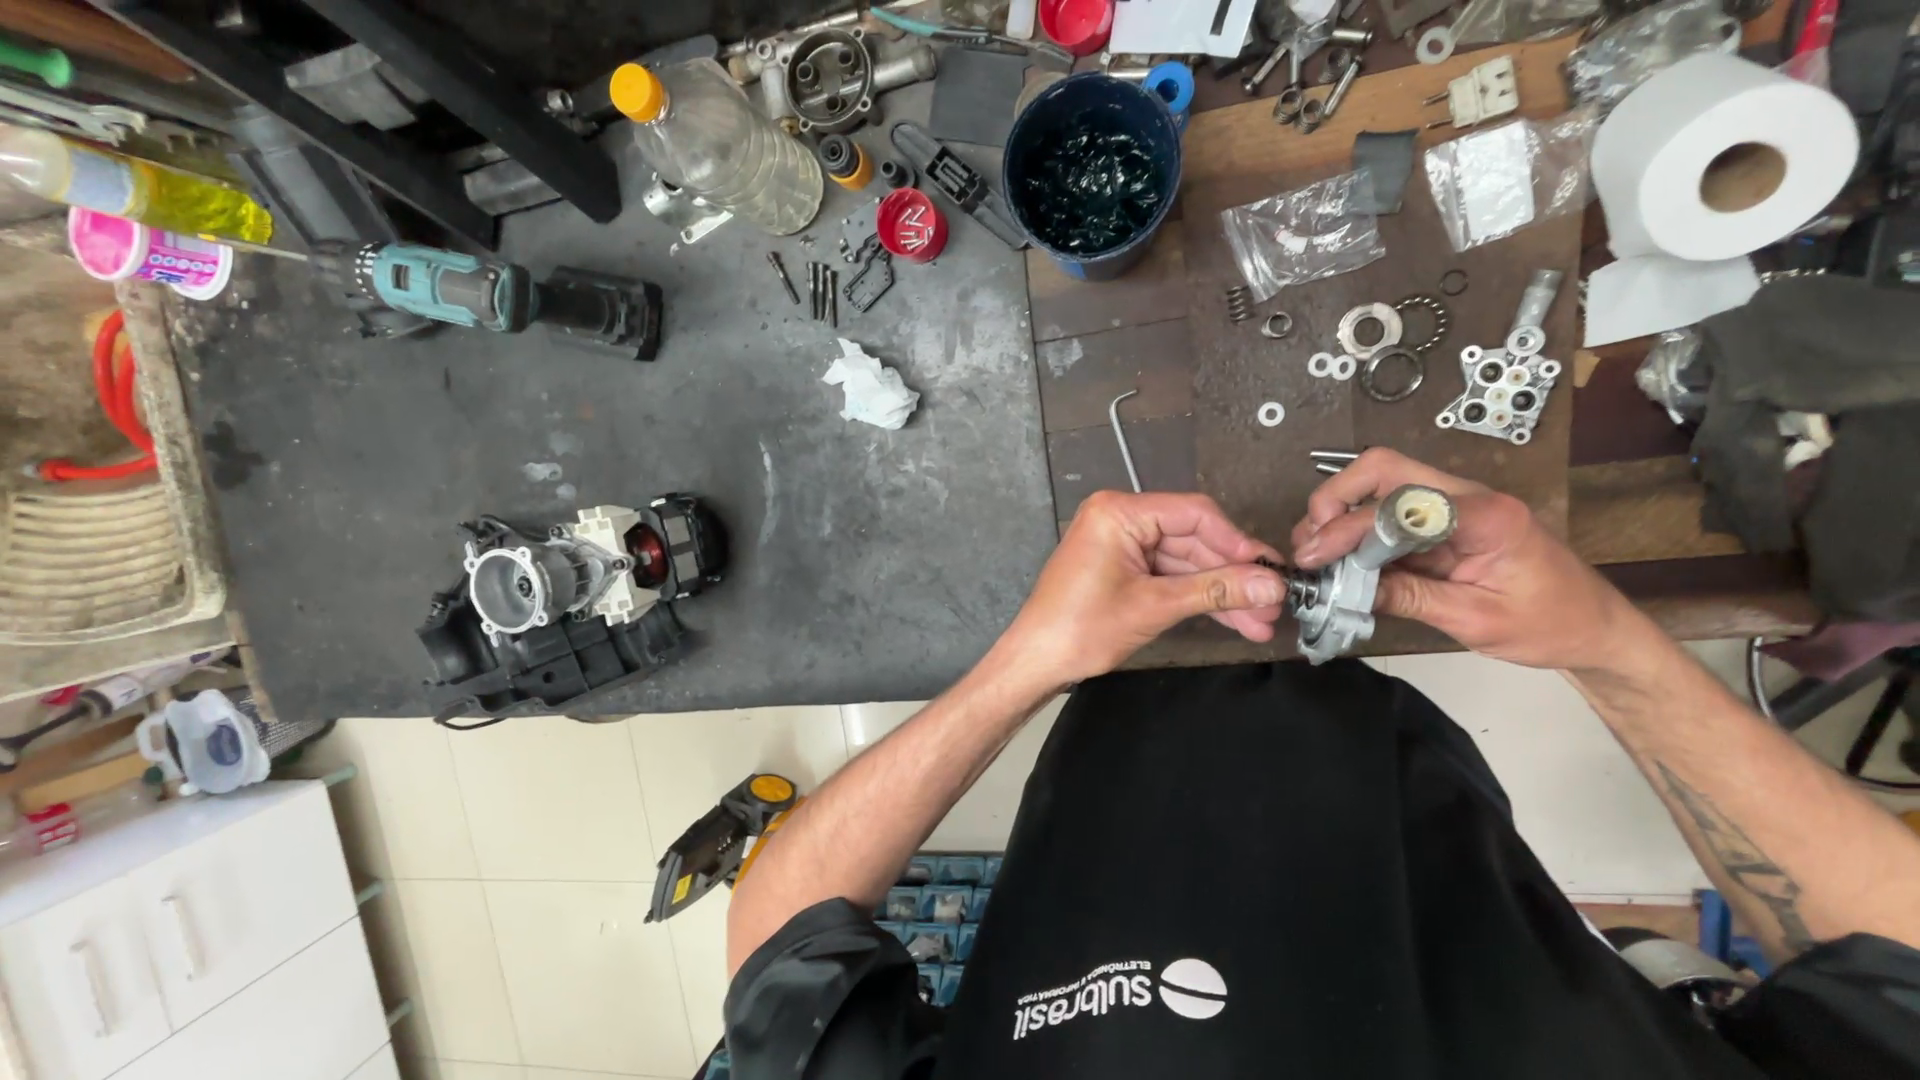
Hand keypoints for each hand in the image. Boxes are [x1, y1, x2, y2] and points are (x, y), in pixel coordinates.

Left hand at [994, 491, 1285, 686]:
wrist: (1036, 662)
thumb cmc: (1079, 629)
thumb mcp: (1154, 606)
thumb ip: (1215, 591)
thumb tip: (1270, 584)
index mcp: (1119, 513)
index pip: (1194, 513)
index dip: (1237, 542)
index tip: (1270, 569)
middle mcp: (1120, 520)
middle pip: (1194, 539)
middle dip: (1233, 575)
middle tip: (1273, 602)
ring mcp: (1122, 546)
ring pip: (1186, 563)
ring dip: (1221, 592)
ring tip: (1259, 621)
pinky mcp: (1123, 570)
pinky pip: (1169, 577)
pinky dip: (1197, 598)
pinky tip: (1233, 619)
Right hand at [1289, 449, 1646, 670]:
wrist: (1597, 628)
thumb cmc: (1549, 625)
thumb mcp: (1476, 620)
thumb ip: (1409, 598)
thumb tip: (1345, 588)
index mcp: (1485, 516)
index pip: (1400, 501)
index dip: (1350, 525)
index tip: (1314, 555)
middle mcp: (1467, 497)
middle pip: (1384, 468)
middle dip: (1335, 498)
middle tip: (1310, 542)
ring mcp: (1454, 506)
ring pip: (1381, 486)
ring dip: (1341, 513)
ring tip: (1315, 553)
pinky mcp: (1444, 523)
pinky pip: (1390, 514)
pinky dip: (1357, 532)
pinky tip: (1340, 559)